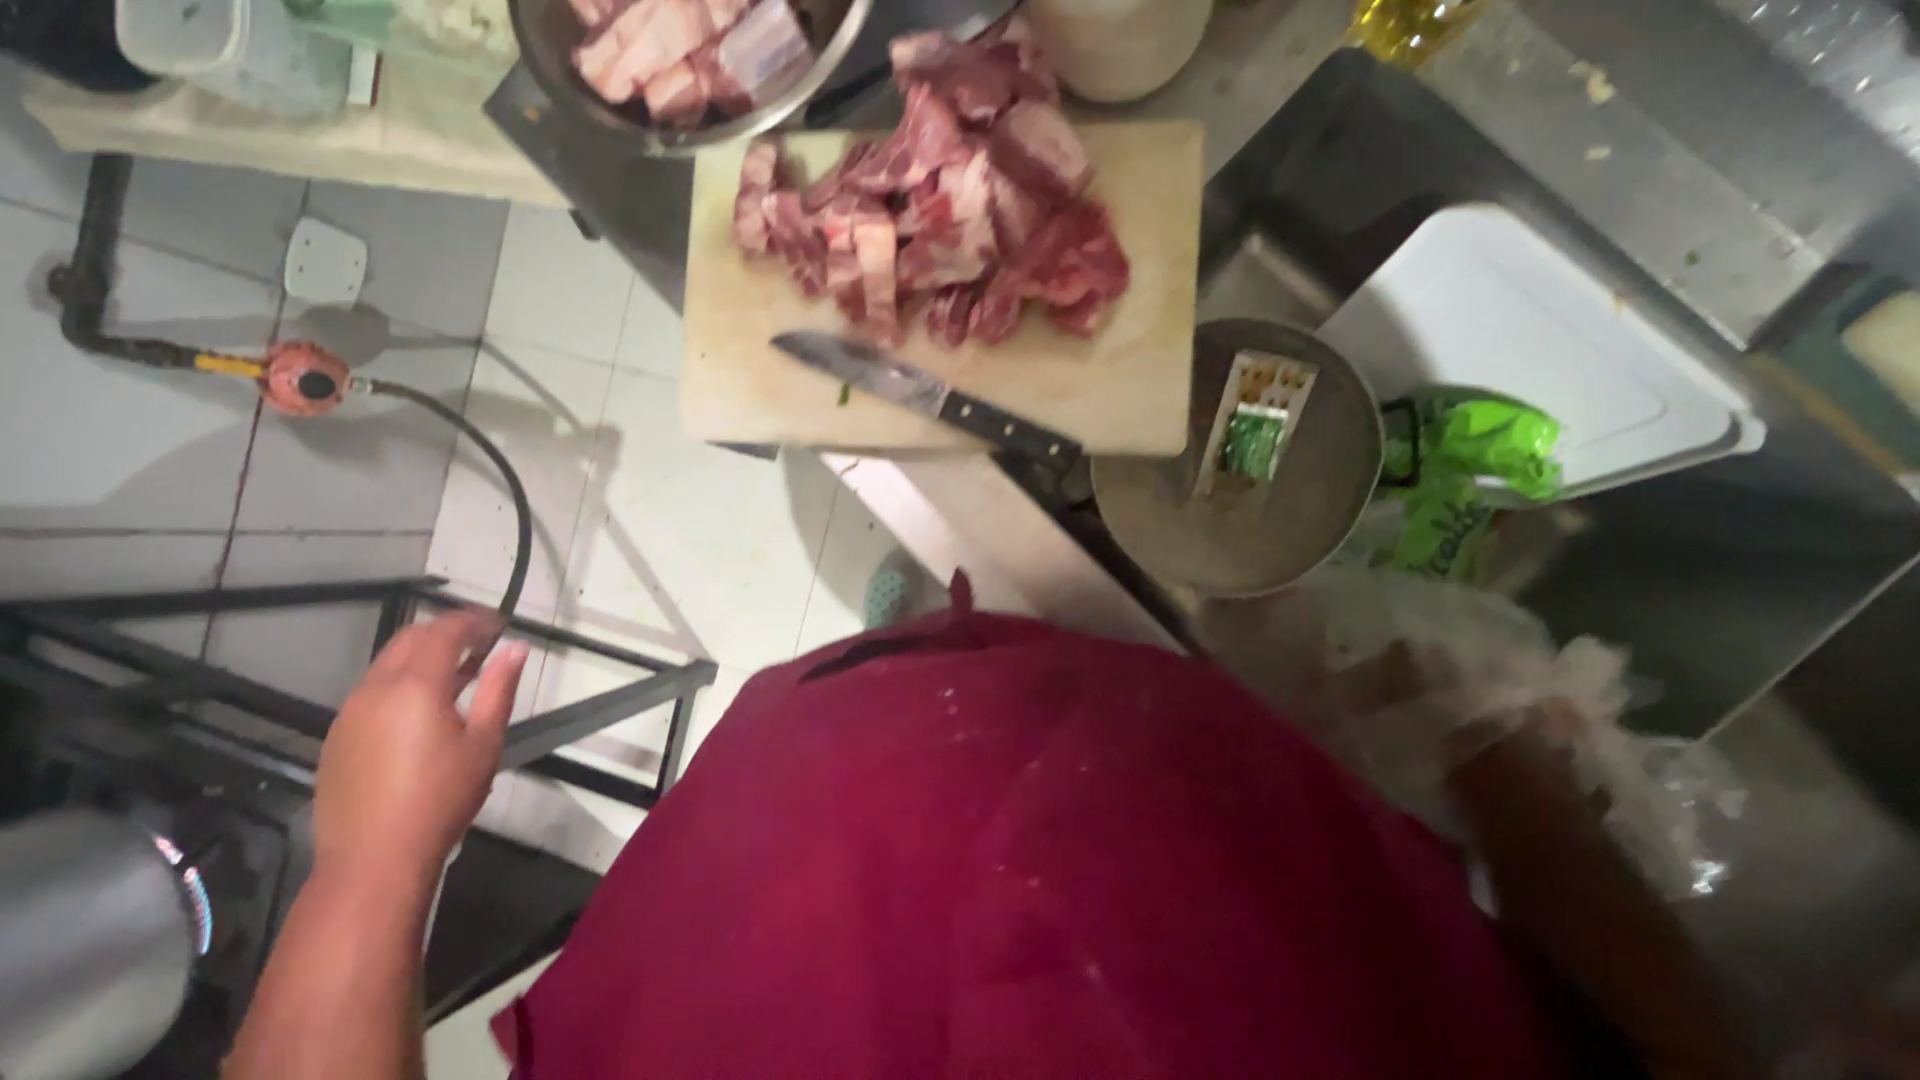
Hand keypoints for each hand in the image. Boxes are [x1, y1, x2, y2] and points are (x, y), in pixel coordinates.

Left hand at [313, 611, 529, 886]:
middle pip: (409, 639)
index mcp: (415, 686)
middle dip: (445, 631)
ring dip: (422, 657)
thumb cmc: (441, 798)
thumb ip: (500, 689)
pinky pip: (372, 692)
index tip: (498, 622)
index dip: (472, 620)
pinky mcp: (338, 735)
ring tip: (458, 674)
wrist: (373, 857)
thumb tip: (515, 648)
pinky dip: (401, 683)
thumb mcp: (484, 743)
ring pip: (387, 664)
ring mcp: (350, 712)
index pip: (443, 632)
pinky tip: (422, 709)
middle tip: (480, 640)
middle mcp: (375, 689)